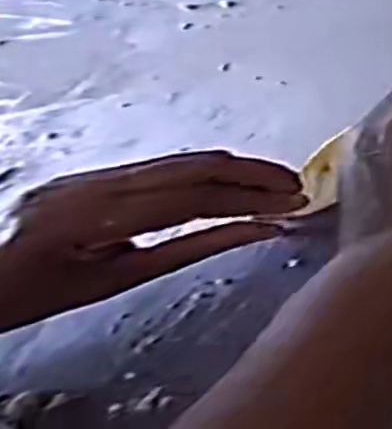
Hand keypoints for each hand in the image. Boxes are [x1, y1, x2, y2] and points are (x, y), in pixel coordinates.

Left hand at [0, 151, 303, 331]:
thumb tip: (262, 230)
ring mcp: (89, 173)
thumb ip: (189, 251)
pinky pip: (167, 162)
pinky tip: (233, 179)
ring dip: (241, 169)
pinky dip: (211, 169)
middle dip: (257, 174)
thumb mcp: (103, 285)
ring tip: (277, 182)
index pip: (194, 199)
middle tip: (297, 187)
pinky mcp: (94, 171)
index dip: (253, 199)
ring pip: (188, 158)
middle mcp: (89, 186)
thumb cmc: (20, 300)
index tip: (294, 205)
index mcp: (87, 219)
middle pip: (197, 167)